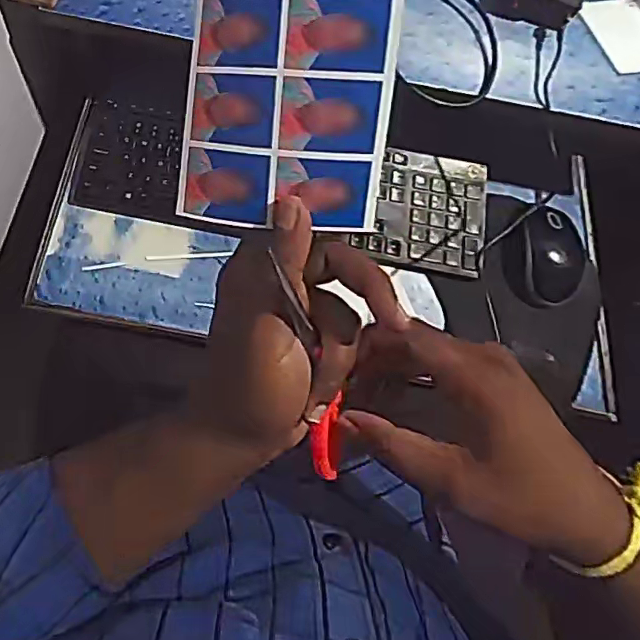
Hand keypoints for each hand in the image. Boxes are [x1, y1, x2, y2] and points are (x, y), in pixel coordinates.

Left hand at [189, 197, 409, 460]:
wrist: (243, 440)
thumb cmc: (246, 381)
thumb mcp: (263, 317)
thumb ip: (282, 259)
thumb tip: (291, 199)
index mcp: (260, 265)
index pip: (313, 231)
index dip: (345, 234)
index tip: (377, 245)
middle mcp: (280, 280)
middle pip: (344, 268)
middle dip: (368, 300)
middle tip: (396, 322)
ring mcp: (299, 312)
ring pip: (350, 312)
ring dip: (339, 353)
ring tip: (314, 380)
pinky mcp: (314, 340)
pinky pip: (348, 340)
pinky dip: (339, 367)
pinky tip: (317, 389)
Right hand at [340, 322, 631, 565]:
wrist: (591, 518)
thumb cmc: (525, 499)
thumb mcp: (454, 481)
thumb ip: (394, 445)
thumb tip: (341, 420)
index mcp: (475, 372)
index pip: (404, 334)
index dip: (362, 343)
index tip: (332, 363)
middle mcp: (483, 355)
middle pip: (410, 337)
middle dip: (370, 357)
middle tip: (339, 383)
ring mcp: (491, 362)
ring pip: (422, 347)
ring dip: (388, 365)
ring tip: (358, 392)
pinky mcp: (495, 375)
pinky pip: (440, 360)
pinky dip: (411, 372)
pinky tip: (391, 395)